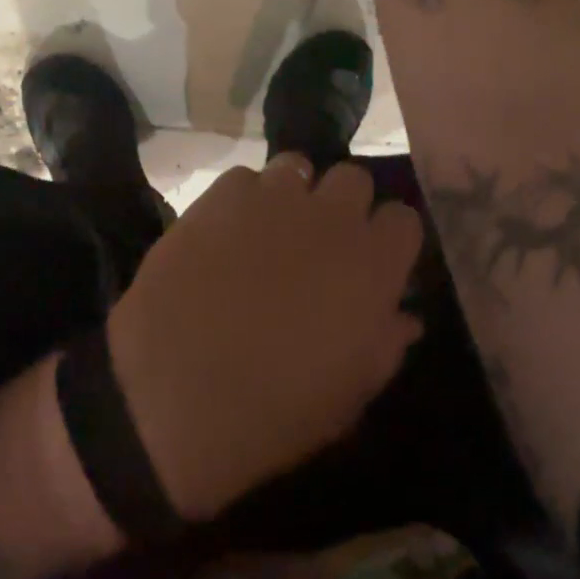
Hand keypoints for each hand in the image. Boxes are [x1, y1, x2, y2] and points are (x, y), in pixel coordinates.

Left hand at [105, 155, 424, 519]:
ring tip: (271, 230)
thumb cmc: (277, 411)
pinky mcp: (217, 197)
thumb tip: (404, 317)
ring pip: (297, 167)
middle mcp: (330, 218)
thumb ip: (385, 344)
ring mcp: (271, 200)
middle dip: (343, 205)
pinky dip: (242, 199)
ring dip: (293, 194)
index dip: (388, 239)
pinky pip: (243, 178)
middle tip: (320, 244)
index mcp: (373, 265)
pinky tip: (226, 234)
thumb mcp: (349, 395)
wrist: (176, 397)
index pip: (403, 219)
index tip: (372, 262)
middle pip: (353, 179)